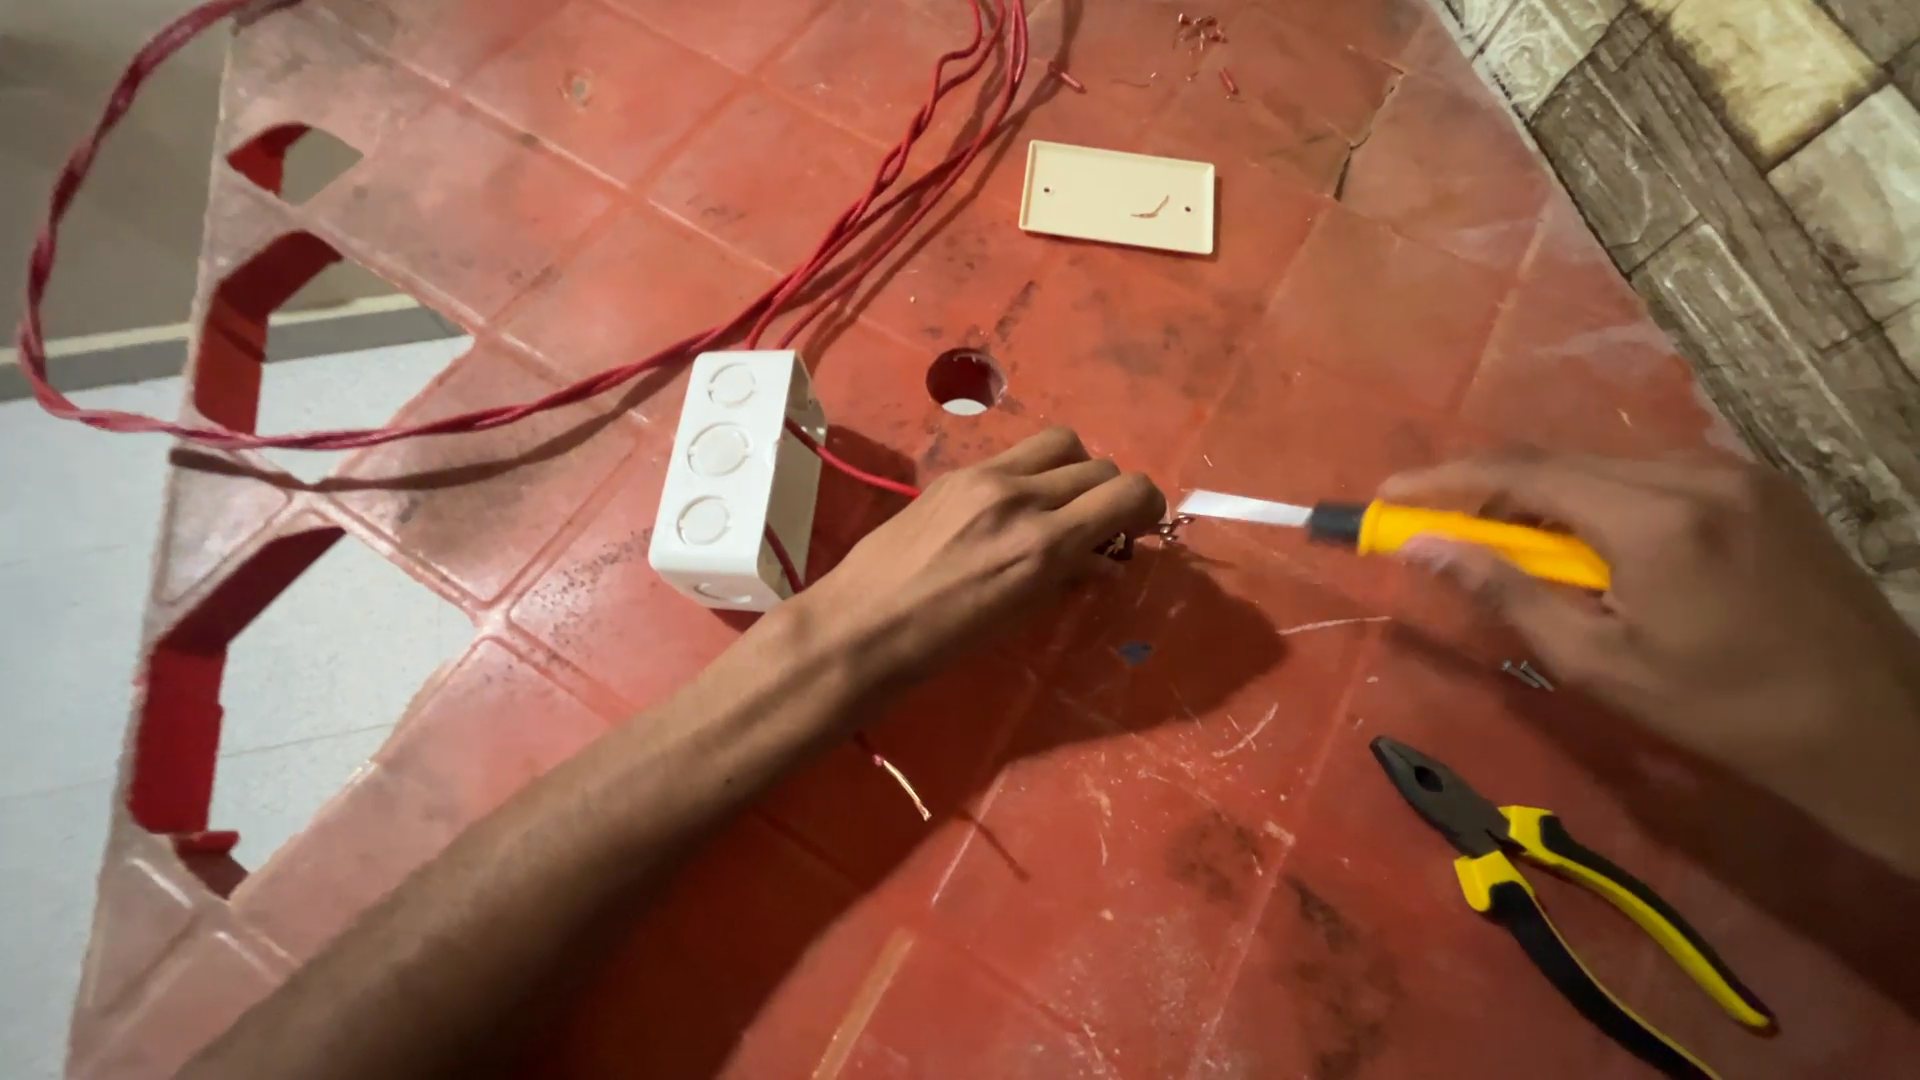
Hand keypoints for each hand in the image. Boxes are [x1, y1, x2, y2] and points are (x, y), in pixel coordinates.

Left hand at [800, 426, 1164, 681]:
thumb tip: (1104, 559)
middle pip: (1099, 466)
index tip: (1139, 528)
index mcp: (1044, 543)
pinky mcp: (956, 473)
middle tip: (1098, 525)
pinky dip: (1034, 472)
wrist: (864, 623)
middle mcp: (1021, 497)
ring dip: (1076, 469)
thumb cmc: (945, 640)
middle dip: (1112, 494)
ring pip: (1061, 443)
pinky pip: (1016, 456)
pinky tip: (1014, 505)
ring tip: (1059, 503)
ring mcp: (985, 477)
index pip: (1128, 492)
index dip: (1147, 507)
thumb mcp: (1020, 614)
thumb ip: (1067, 575)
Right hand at [1381, 456, 1919, 871]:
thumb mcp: (1593, 660)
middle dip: (1479, 489)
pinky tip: (1574, 543)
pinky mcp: (1755, 486)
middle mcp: (1695, 474)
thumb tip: (1418, 547)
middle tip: (1427, 522)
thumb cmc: (1721, 708)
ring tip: (1496, 541)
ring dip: (1532, 497)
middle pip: (1553, 461)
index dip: (1442, 480)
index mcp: (1656, 519)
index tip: (1386, 493)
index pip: (1521, 474)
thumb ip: (1502, 590)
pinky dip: (1584, 501)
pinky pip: (1639, 476)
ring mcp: (1734, 473)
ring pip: (1595, 466)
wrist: (1881, 728)